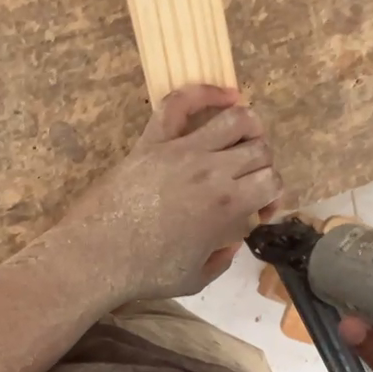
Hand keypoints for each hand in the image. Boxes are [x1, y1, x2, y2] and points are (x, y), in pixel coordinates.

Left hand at [52, 84, 284, 300]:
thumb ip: (221, 260)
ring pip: (236, 119)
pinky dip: (207, 92)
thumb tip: (230, 244)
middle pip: (260, 150)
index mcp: (227, 206)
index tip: (260, 212)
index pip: (272, 182)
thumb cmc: (146, 273)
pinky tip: (226, 95)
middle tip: (249, 184)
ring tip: (247, 142)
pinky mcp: (153, 140)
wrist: (98, 256)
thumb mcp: (196, 279)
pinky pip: (181, 103)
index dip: (274, 196)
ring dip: (251, 129)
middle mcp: (212, 170)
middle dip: (264, 167)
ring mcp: (182, 149)